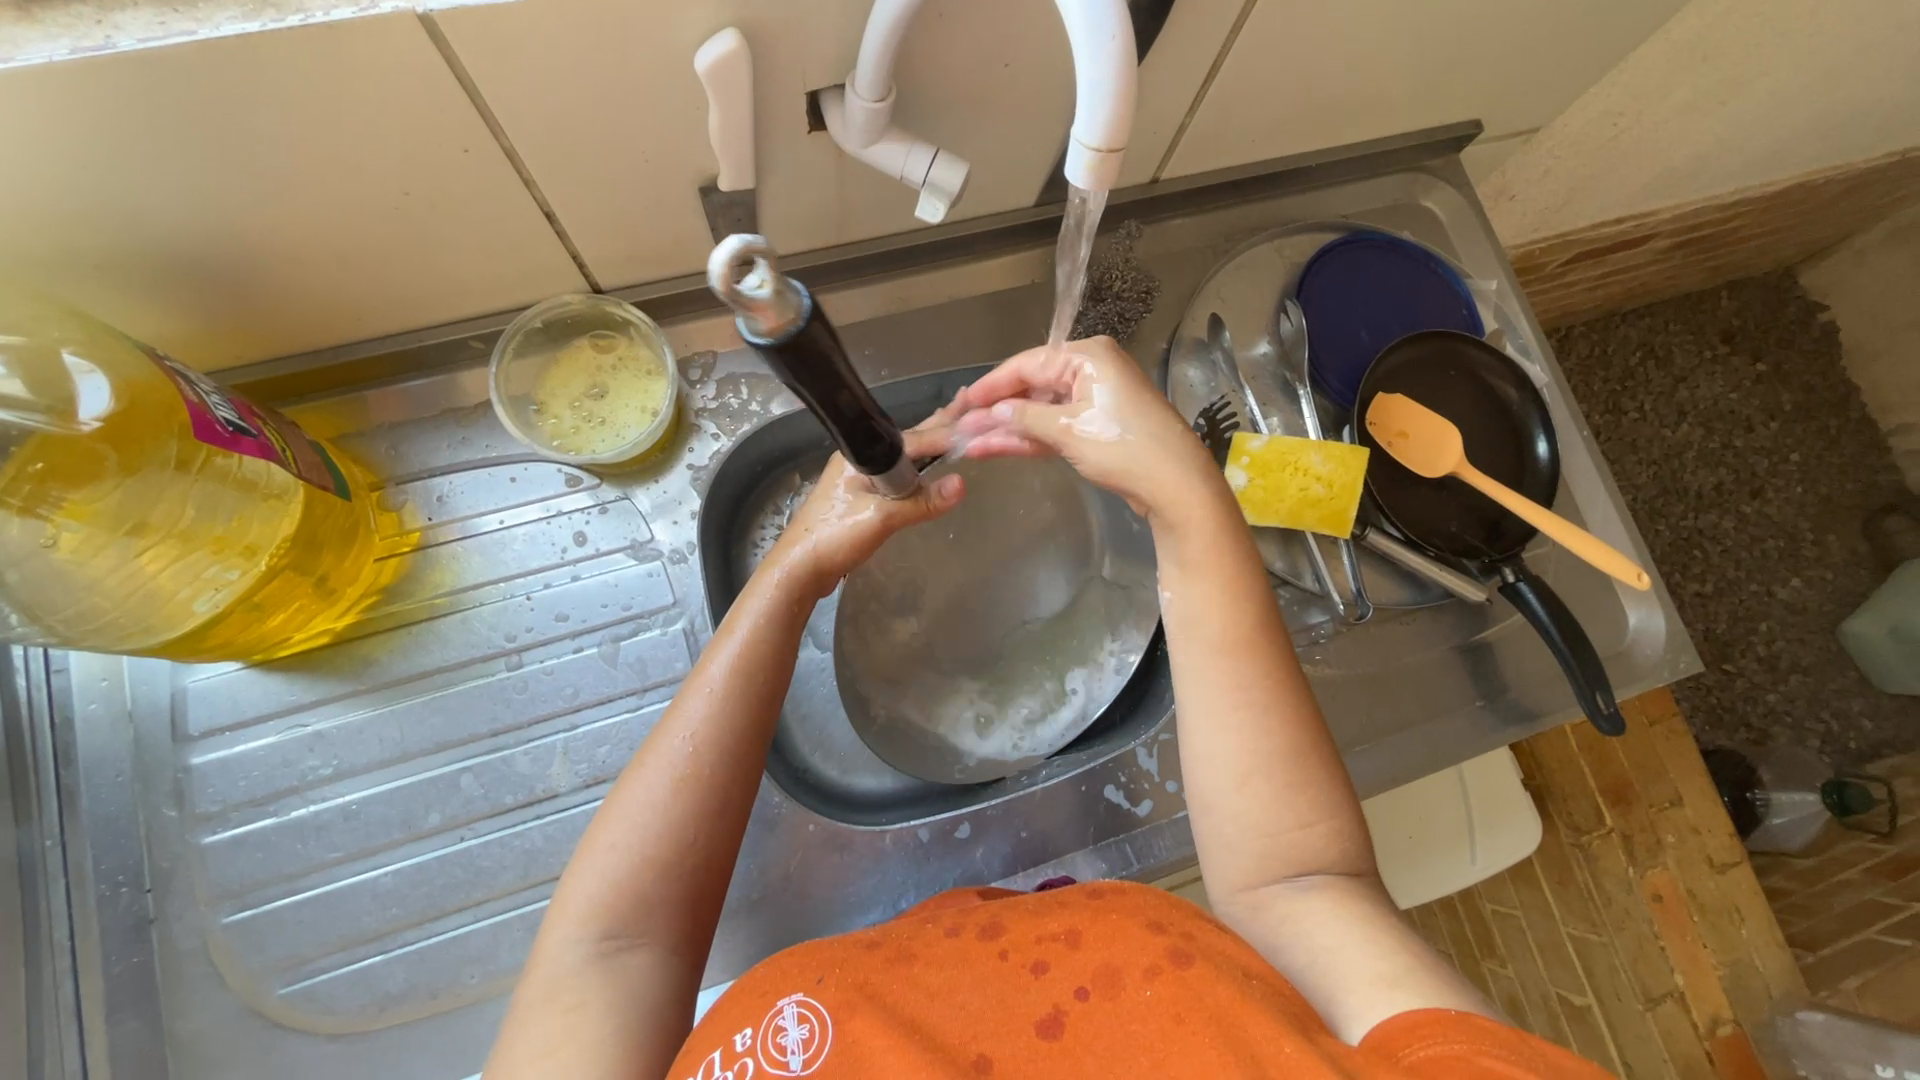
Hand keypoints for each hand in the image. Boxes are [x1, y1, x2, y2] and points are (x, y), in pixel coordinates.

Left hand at [764, 414, 965, 600]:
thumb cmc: (834, 538)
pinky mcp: (861, 497)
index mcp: (860, 454)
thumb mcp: (882, 519)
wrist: (799, 569)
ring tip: (954, 428)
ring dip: (929, 445)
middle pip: (907, 441)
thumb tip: (961, 484)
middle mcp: (859, 459)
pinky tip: (928, 469)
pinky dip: (918, 468)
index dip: (945, 434)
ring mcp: (859, 478)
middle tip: (967, 403)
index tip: (976, 424)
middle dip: (938, 426)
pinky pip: (897, 475)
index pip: (913, 441)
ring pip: (903, 457)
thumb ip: (921, 502)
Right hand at [951, 337, 1219, 518]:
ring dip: (1007, 428)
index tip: (962, 403)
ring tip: (969, 443)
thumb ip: (1025, 418)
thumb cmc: (1124, 447)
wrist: (1175, 485)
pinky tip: (994, 449)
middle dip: (996, 410)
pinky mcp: (1094, 429)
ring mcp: (1093, 402)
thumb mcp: (1068, 430)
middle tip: (961, 427)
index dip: (992, 385)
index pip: (1027, 364)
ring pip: (1039, 411)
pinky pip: (1053, 428)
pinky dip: (1028, 439)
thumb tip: (990, 412)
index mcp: (1087, 357)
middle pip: (1031, 387)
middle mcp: (1089, 372)